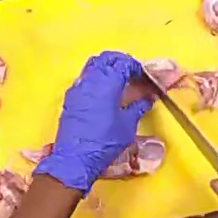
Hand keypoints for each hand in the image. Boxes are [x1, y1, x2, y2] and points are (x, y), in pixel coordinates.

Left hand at [34, 51, 155, 192]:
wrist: (75, 158)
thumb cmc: (105, 142)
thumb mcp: (127, 125)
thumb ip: (138, 107)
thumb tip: (148, 98)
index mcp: (107, 82)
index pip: (123, 63)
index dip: (136, 67)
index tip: (143, 75)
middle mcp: (90, 80)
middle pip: (106, 58)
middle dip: (120, 61)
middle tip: (132, 74)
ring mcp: (77, 88)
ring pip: (93, 66)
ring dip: (107, 68)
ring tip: (119, 82)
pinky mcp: (70, 98)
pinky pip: (85, 79)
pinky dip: (96, 78)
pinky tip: (104, 93)